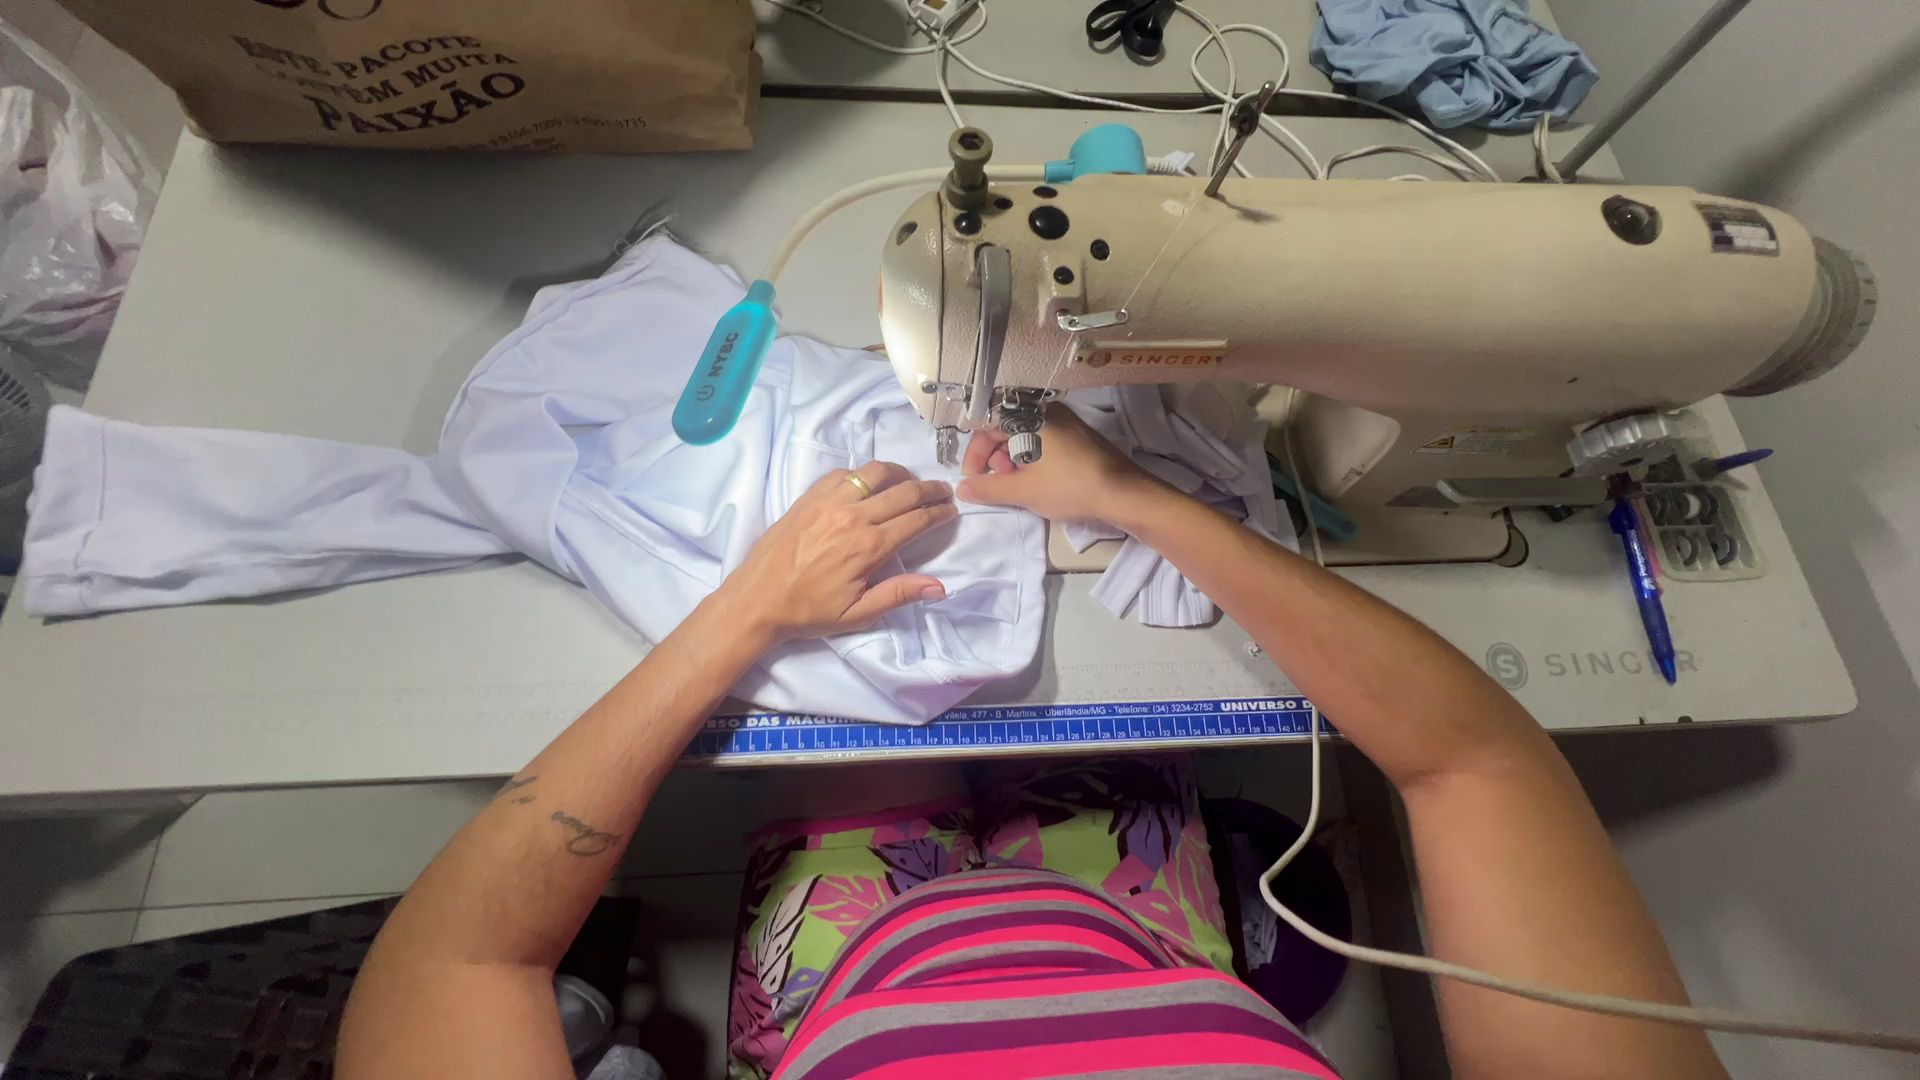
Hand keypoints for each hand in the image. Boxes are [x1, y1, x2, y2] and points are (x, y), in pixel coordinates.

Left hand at [709, 461, 958, 644]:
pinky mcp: (809, 497)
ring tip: (911, 481)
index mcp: (868, 546)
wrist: (757, 600)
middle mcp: (852, 516)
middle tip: (943, 491)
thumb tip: (939, 587)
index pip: (916, 520)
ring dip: (900, 474)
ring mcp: (828, 501)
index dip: (939, 513)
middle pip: (903, 491)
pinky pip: (844, 473)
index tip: (951, 511)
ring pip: (874, 472)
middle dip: (929, 489)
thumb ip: (899, 594)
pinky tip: (870, 485)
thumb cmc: (809, 612)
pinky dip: (864, 474)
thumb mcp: (858, 614)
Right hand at [956, 405, 1160, 523]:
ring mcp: (1066, 424)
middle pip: (1006, 431)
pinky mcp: (1077, 439)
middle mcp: (1048, 412)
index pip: (988, 426)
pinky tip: (1037, 484)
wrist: (1125, 495)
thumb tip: (963, 489)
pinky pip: (1043, 444)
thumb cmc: (1071, 487)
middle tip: (1000, 485)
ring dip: (1012, 463)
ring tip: (1019, 487)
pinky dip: (1032, 462)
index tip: (972, 480)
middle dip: (995, 460)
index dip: (975, 455)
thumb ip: (989, 488)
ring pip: (1024, 439)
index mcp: (1033, 415)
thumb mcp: (1024, 491)